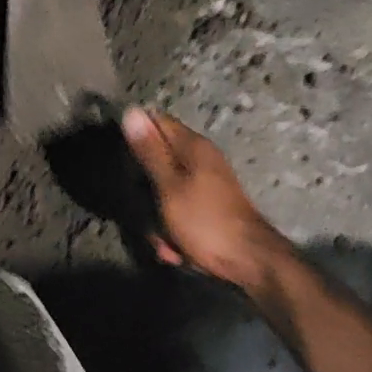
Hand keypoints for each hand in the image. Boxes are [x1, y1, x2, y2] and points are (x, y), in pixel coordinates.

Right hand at [122, 108, 295, 293]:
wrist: (248, 261)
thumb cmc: (205, 221)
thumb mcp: (169, 187)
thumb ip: (150, 151)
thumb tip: (132, 111)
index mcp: (193, 147)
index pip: (156, 122)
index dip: (136, 138)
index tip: (123, 163)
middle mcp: (201, 159)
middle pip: (157, 163)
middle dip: (144, 192)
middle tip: (145, 211)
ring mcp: (206, 184)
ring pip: (164, 194)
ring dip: (159, 220)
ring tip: (165, 240)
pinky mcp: (208, 208)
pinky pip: (179, 213)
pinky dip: (174, 231)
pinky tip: (177, 250)